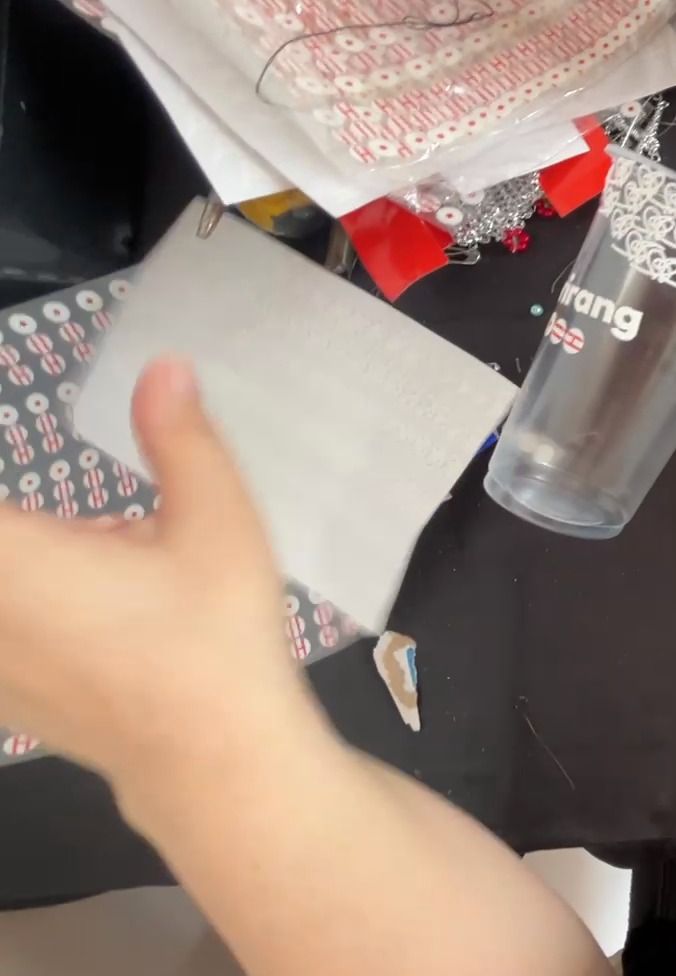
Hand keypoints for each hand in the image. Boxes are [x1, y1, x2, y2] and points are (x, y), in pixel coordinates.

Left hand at [0, 358, 322, 788]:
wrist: (205, 742)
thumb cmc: (215, 628)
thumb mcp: (221, 525)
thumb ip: (184, 443)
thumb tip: (167, 367)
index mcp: (8, 553)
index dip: (44, 521)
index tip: (100, 532)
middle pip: (19, 538)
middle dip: (53, 532)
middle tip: (128, 546)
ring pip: (18, 580)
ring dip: (50, 560)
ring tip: (124, 576)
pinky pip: (12, 622)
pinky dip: (44, 601)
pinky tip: (98, 614)